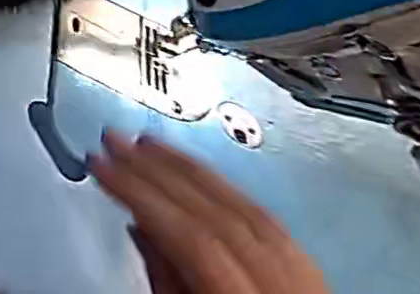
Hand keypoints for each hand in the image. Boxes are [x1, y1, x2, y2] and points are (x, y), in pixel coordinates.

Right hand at [91, 132, 328, 293]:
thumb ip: (167, 289)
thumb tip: (141, 224)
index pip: (199, 245)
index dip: (144, 195)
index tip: (101, 162)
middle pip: (225, 220)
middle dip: (162, 172)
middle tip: (114, 141)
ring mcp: (316, 293)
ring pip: (252, 212)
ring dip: (192, 170)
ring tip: (147, 143)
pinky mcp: (319, 287)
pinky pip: (270, 224)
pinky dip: (226, 190)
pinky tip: (196, 172)